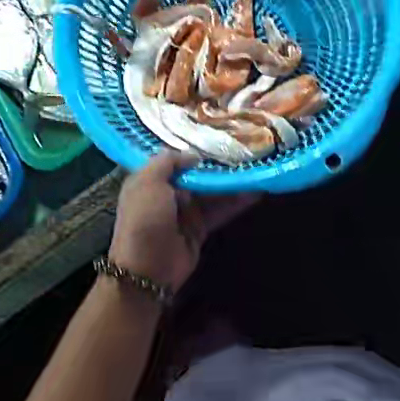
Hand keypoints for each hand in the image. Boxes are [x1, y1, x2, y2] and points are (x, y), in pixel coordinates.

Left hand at [108, 151, 255, 291]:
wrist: (147, 269)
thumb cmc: (144, 219)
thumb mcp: (148, 182)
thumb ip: (168, 162)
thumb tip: (193, 155)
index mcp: (148, 177)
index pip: (172, 157)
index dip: (191, 146)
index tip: (215, 131)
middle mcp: (167, 191)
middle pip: (195, 172)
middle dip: (215, 162)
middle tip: (244, 146)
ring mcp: (184, 210)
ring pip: (211, 190)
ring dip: (230, 180)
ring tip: (255, 164)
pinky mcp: (200, 228)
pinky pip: (219, 210)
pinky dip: (236, 201)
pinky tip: (256, 189)